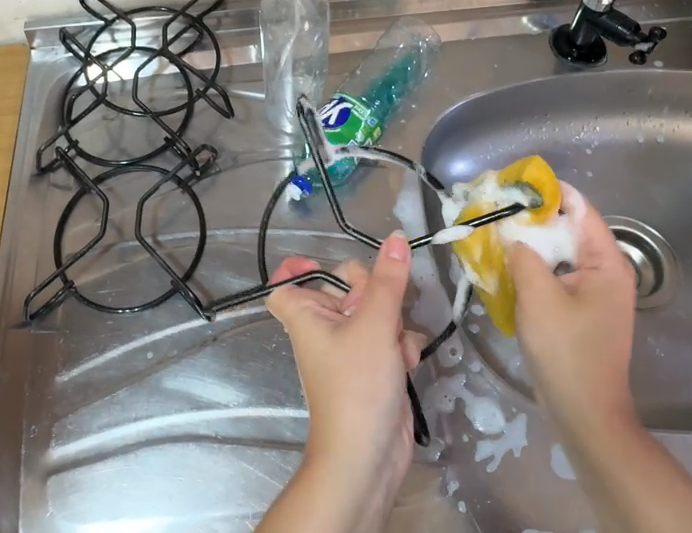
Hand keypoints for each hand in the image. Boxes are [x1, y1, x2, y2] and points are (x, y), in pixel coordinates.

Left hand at [259, 233, 424, 532]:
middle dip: (372, 295)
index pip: (285, 283)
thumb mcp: (374, 324)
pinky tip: (406, 363)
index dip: (298, 269)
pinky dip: (399, 346)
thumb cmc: (356, 385)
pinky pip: (387, 338)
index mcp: (305, 314)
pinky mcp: (372, 366)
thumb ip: (388, 280)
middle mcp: (323, 328)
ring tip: (395, 346)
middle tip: (381, 312)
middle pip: (344, 288)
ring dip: (393, 323)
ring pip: (373, 312)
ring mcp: (348, 348)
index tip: (321, 262)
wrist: (366, 455)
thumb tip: (395, 237)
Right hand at [509, 187, 639, 431]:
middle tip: (495, 206)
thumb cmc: (567, 352)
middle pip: (569, 228)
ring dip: (530, 243)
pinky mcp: (582, 310)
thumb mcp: (538, 297)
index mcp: (607, 262)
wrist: (585, 413)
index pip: (580, 208)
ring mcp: (595, 292)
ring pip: (559, 253)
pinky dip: (533, 266)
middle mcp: (606, 271)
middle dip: (533, 216)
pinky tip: (505, 267)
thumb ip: (523, 255)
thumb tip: (512, 232)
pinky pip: (556, 275)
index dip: (548, 191)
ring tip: (494, 231)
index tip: (512, 183)